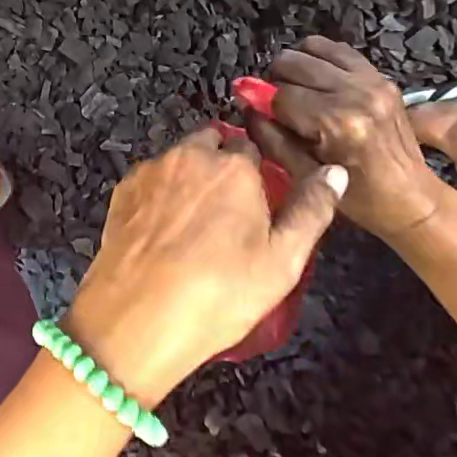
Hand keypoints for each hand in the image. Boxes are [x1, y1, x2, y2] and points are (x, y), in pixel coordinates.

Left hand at [64, 127, 344, 405]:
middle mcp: (188, 156)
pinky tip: (163, 230)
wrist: (140, 312)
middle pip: (210, 144)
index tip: (256, 201)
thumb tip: (333, 172)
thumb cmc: (220, 291)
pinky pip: (150, 179)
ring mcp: (150, 170)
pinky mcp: (122, 188)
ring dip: (188, 177)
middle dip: (220, 165)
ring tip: (194, 226)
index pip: (251, 149)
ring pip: (177, 160)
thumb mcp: (283, 260)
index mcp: (233, 167)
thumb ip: (311, 209)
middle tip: (227, 211)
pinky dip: (159, 193)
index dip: (256, 174)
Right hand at [249, 37, 446, 240]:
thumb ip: (269, 136)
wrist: (412, 198)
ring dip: (295, 67)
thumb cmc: (356, 196)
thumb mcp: (304, 174)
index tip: (269, 121)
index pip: (280, 96)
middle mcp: (356, 94)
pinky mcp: (381, 77)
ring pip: (309, 49)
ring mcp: (372, 81)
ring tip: (297, 90)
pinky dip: (318, 57)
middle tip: (279, 104)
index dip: (267, 108)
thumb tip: (244, 106)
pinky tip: (316, 79)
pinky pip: (336, 49)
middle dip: (276, 82)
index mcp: (338, 122)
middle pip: (292, 63)